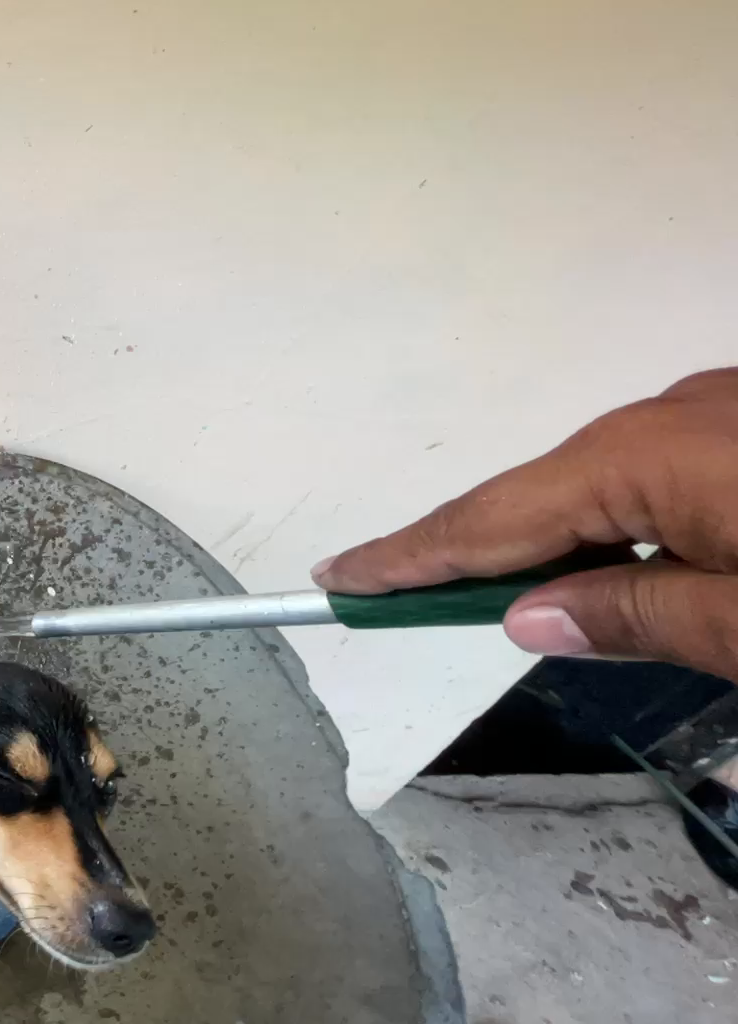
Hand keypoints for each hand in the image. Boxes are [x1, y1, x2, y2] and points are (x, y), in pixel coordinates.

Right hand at [313, 367, 737, 677]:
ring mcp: (714, 408)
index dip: (400, 560)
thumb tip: (529, 620)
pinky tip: (652, 555)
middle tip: (413, 603)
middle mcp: (661, 416)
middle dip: (478, 558)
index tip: (331, 578)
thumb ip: (639, 616)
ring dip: (563, 543)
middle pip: (530, 501)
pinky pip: (651, 471)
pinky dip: (623, 518)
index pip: (479, 525)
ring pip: (594, 485)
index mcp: (639, 458)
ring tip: (561, 597)